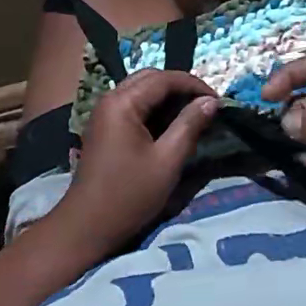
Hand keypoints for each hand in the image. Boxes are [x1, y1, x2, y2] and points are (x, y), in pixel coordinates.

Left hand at [47, 70, 217, 258]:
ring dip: (168, 97)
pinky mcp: (105, 126)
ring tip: (194, 114)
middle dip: (181, 87)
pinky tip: (172, 126)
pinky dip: (155, 109)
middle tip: (206, 105)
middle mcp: (110, 99)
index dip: (194, 85)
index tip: (218, 101)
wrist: (86, 227)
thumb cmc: (129, 195)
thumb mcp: (167, 160)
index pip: (164, 78)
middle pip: (151, 78)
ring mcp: (105, 112)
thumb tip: (211, 101)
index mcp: (123, 103)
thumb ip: (190, 125)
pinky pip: (134, 104)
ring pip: (142, 90)